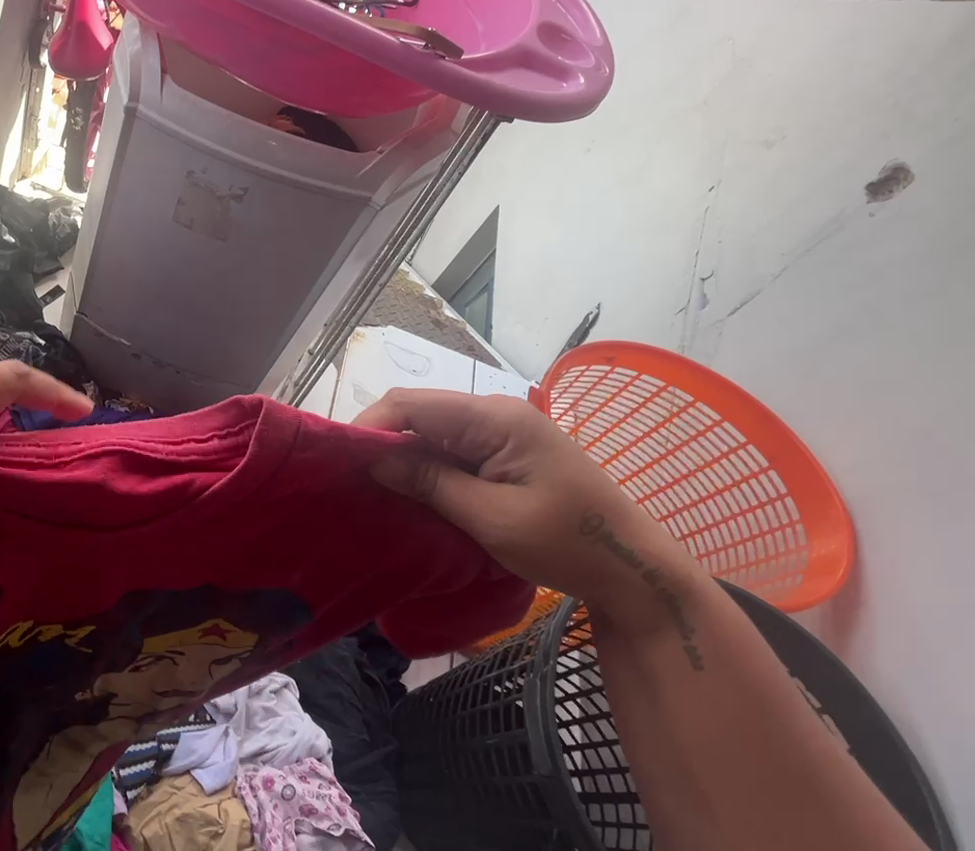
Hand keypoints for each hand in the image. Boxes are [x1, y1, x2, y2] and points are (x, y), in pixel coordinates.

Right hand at [353, 388, 705, 623]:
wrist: (634, 571)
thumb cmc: (567, 544)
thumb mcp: (491, 518)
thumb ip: (430, 482)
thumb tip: (374, 460)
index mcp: (495, 419)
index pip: (412, 404)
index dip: (370, 425)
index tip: (339, 460)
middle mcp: (495, 413)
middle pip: (418, 411)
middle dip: (379, 438)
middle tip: (348, 475)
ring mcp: (501, 431)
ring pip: (430, 429)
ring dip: (399, 453)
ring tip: (369, 483)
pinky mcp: (503, 452)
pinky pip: (449, 447)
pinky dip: (423, 464)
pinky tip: (406, 487)